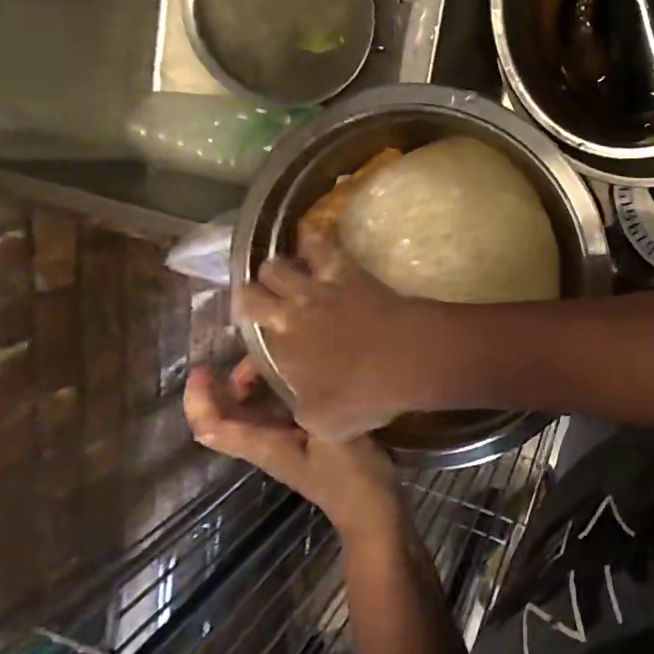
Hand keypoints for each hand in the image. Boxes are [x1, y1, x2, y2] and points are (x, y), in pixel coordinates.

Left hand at [184, 361, 404, 541]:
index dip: (199, 398)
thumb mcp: (333, 433)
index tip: (204, 368)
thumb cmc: (351, 475)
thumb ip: (311, 401)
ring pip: (252, 413)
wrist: (372, 511)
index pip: (213, 426)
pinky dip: (277, 392)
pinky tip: (304, 377)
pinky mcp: (305, 443)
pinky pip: (277, 413)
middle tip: (252, 354)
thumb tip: (297, 363)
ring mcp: (285, 446)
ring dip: (253, 386)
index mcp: (264, 445)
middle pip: (227, 416)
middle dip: (228, 384)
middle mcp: (266, 445)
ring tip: (276, 358)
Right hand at [232, 224, 457, 440]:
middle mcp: (291, 310)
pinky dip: (313, 237)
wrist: (409, 358)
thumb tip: (300, 403)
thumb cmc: (365, 393)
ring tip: (289, 265)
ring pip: (281, 262)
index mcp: (280, 343)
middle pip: (255, 287)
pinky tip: (315, 232)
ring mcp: (320, 287)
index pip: (247, 329)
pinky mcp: (350, 271)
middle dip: (256, 290)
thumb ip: (303, 406)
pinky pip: (323, 243)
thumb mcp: (323, 420)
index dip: (244, 328)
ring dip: (281, 264)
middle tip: (264, 294)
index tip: (250, 332)